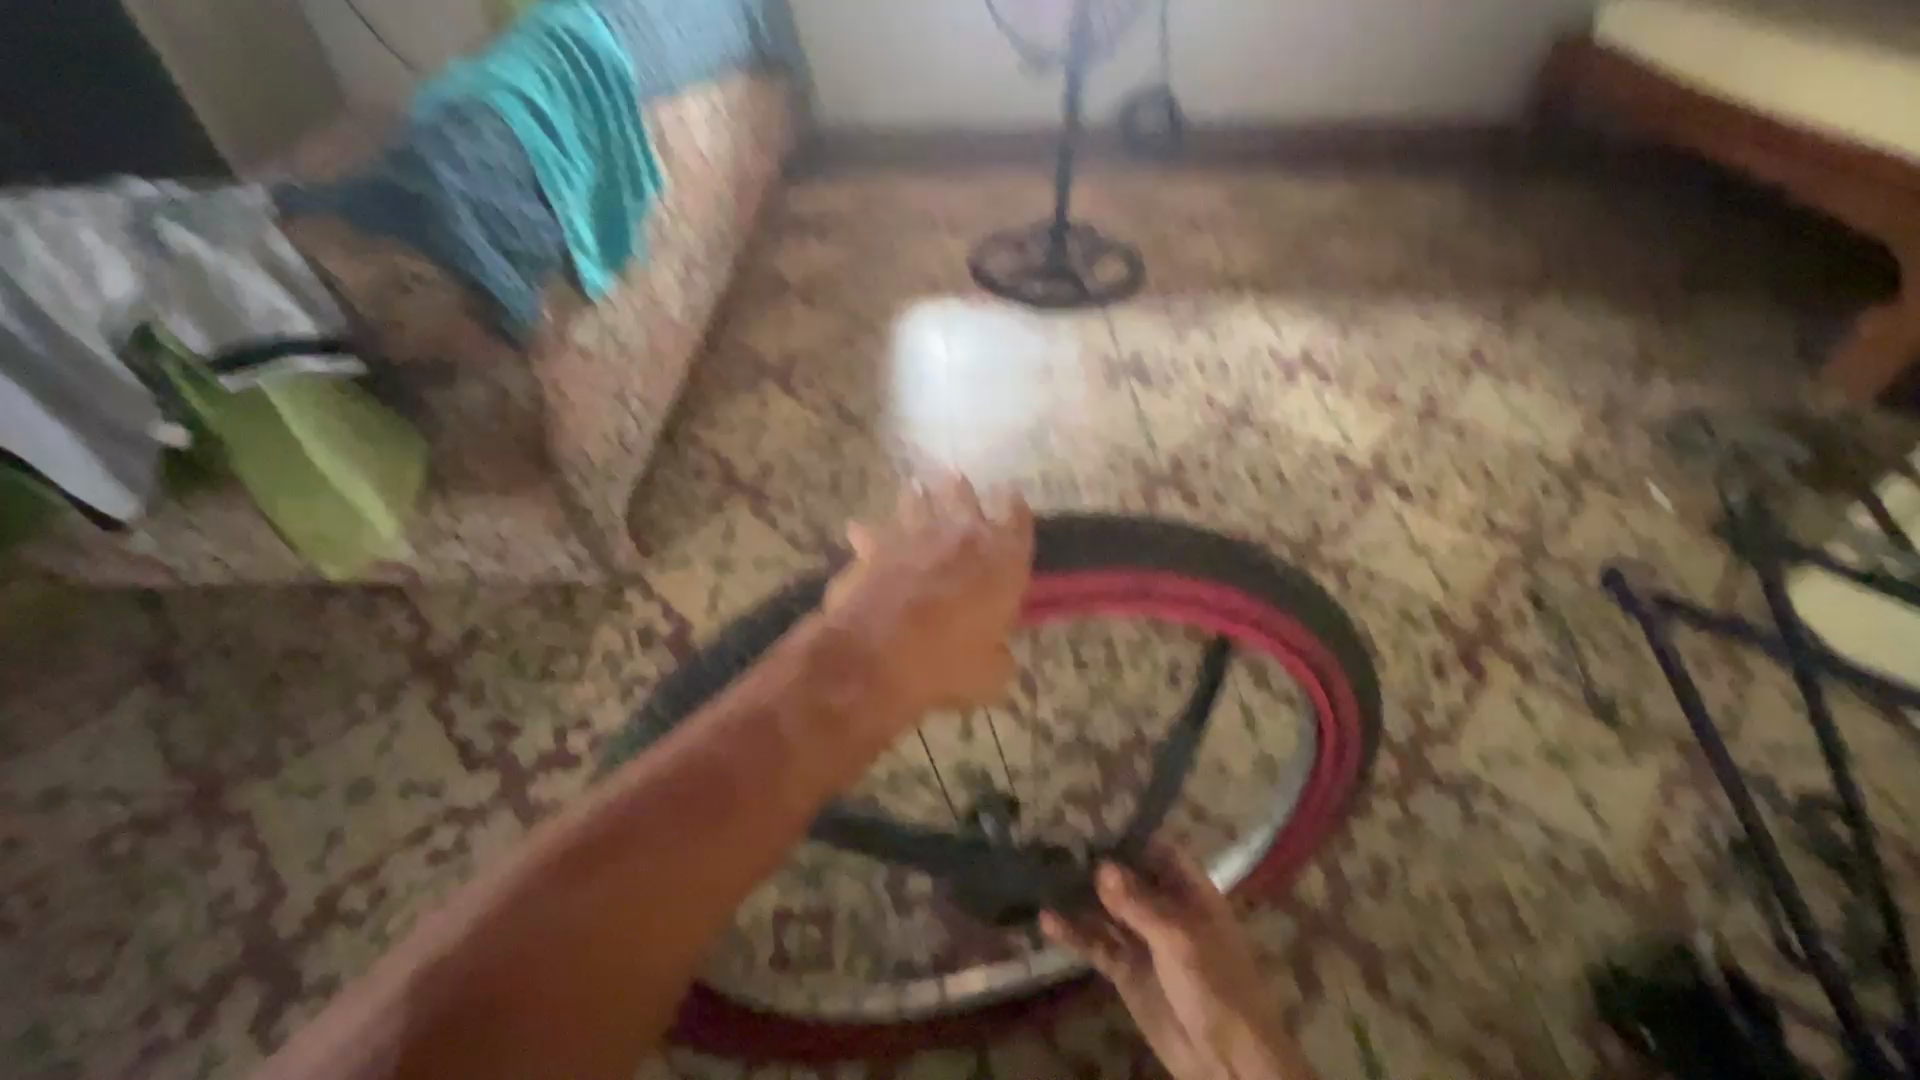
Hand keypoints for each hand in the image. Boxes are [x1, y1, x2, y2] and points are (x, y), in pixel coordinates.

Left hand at [822, 475, 1033, 721]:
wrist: (879, 654)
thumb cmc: (948, 662)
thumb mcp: (990, 673)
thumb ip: (999, 656)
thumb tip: (1000, 658)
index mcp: (1002, 559)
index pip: (1016, 518)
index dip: (1014, 507)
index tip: (1010, 497)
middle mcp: (960, 535)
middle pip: (964, 496)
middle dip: (962, 490)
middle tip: (958, 481)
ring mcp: (912, 535)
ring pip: (917, 500)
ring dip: (917, 496)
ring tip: (916, 489)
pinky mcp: (873, 546)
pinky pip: (870, 531)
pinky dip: (866, 533)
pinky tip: (859, 530)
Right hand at [1042, 844, 1315, 1079]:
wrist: (1227, 1058)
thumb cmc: (1216, 985)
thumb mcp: (1179, 938)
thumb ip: (1138, 904)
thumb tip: (1101, 866)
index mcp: (1191, 893)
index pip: (1158, 851)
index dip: (1129, 836)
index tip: (1090, 819)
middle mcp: (1165, 910)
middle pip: (1127, 879)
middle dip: (1095, 863)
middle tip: (1051, 841)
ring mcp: (1143, 941)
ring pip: (1106, 910)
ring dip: (1079, 896)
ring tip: (1041, 875)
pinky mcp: (1126, 970)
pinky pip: (1096, 945)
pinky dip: (1074, 933)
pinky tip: (1047, 920)